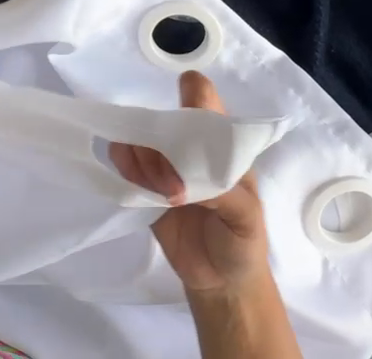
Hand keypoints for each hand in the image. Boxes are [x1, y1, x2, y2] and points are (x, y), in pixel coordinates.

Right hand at [110, 72, 270, 295]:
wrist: (220, 282)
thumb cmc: (244, 242)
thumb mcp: (247, 218)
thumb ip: (224, 196)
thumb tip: (185, 182)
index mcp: (220, 145)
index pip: (206, 100)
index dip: (193, 90)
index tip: (182, 96)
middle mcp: (188, 147)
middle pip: (163, 117)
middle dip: (159, 137)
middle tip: (171, 178)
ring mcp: (163, 165)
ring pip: (139, 137)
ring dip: (143, 158)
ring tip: (162, 192)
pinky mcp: (144, 186)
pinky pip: (124, 162)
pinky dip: (126, 168)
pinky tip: (141, 189)